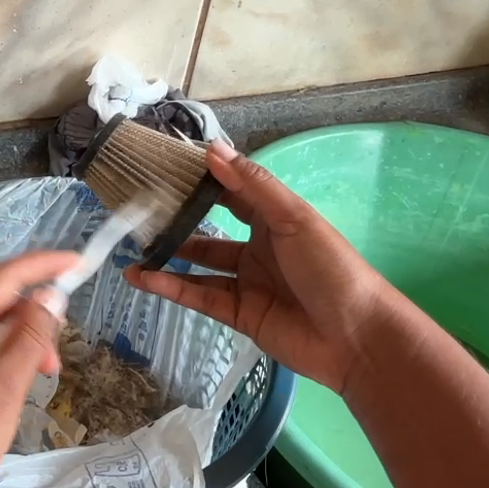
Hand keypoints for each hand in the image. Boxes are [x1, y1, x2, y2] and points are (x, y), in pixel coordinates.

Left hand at [0, 251, 77, 487]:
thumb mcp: (5, 387)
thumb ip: (31, 336)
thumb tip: (50, 295)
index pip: (6, 275)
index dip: (45, 266)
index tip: (77, 261)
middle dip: (29, 315)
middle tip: (57, 354)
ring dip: (9, 336)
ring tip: (36, 372)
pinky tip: (1, 374)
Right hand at [125, 140, 408, 393]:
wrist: (357, 339)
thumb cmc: (331, 268)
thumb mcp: (293, 219)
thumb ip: (252, 186)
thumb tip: (212, 148)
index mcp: (275, 220)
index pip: (232, 193)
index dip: (202, 180)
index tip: (164, 166)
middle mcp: (258, 248)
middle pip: (209, 230)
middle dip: (177, 222)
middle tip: (139, 211)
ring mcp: (246, 283)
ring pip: (198, 266)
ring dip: (166, 257)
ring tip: (131, 249)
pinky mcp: (238, 314)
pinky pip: (198, 297)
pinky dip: (170, 287)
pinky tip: (143, 278)